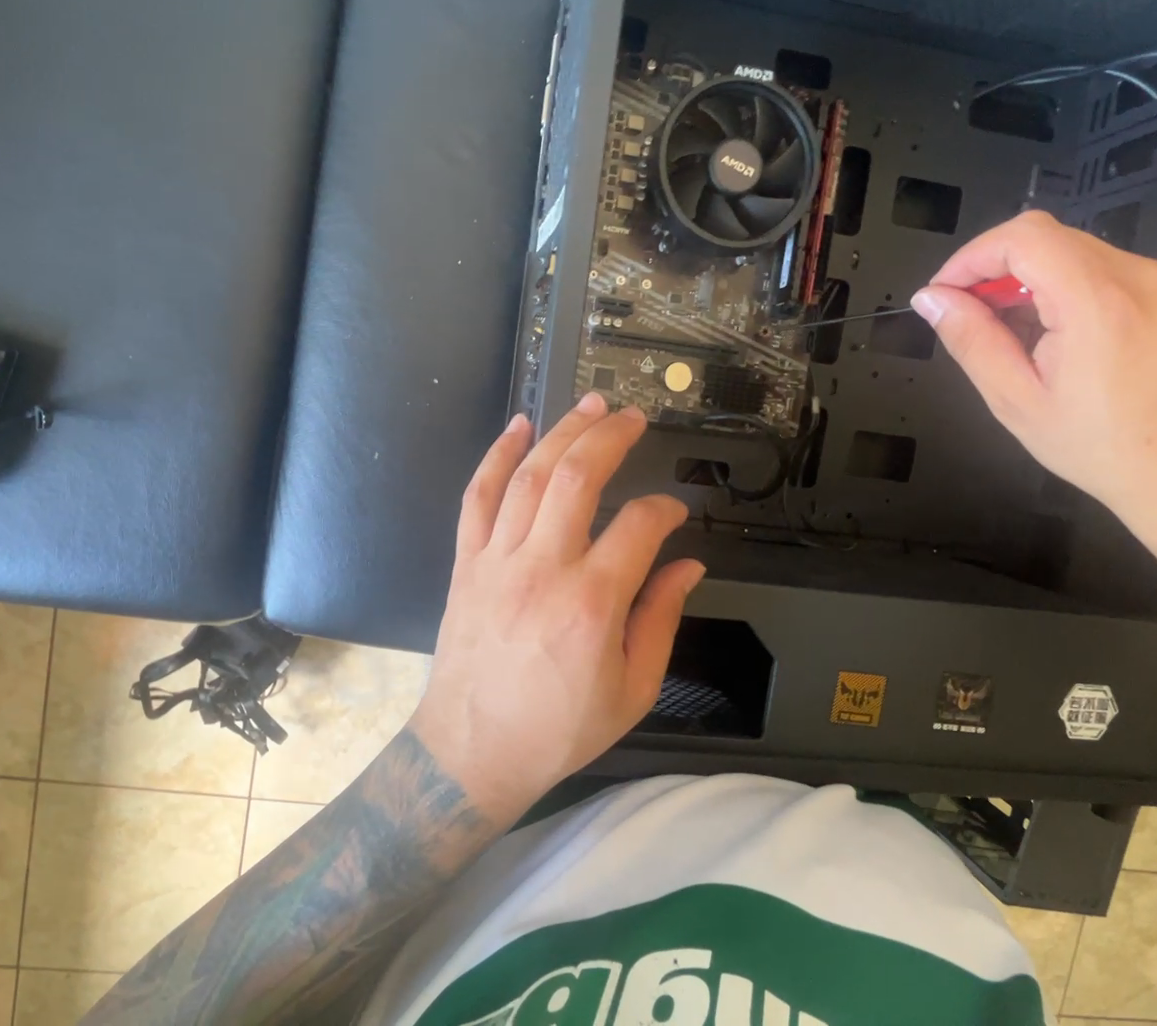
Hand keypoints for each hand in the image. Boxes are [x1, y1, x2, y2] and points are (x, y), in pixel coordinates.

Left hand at [410, 393, 704, 822]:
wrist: (473, 752)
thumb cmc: (559, 730)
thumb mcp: (632, 690)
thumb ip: (661, 619)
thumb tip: (689, 565)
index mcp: (592, 603)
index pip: (638, 526)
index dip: (663, 510)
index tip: (673, 514)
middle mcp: (543, 569)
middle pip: (577, 478)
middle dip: (610, 437)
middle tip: (633, 416)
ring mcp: (498, 561)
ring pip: (529, 477)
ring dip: (562, 432)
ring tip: (590, 404)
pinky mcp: (467, 564)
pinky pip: (478, 497)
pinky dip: (496, 457)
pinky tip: (517, 427)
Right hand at [911, 210, 1156, 534]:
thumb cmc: (1102, 448)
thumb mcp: (1018, 401)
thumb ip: (972, 341)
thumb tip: (931, 299)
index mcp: (1095, 300)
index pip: (1022, 237)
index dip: (970, 256)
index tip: (943, 295)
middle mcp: (1137, 275)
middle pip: (1048, 238)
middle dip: (995, 268)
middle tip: (967, 317)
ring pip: (1077, 254)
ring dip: (1030, 280)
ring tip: (1010, 336)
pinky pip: (1107, 274)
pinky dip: (1066, 290)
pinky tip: (1057, 342)